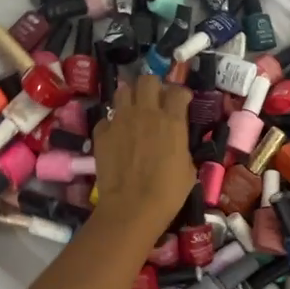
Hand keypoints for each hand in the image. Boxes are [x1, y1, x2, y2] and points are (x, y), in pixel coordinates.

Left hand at [91, 74, 194, 234]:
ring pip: (123, 90)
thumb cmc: (168, 193)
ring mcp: (120, 120)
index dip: (181, 94)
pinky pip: (106, 117)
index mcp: (171, 120)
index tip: (182, 101)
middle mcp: (145, 113)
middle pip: (147, 80)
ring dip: (130, 97)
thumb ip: (181, 146)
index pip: (177, 91)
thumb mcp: (188, 169)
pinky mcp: (101, 132)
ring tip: (134, 110)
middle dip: (153, 86)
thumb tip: (176, 143)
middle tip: (155, 100)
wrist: (132, 208)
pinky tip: (116, 134)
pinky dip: (112, 122)